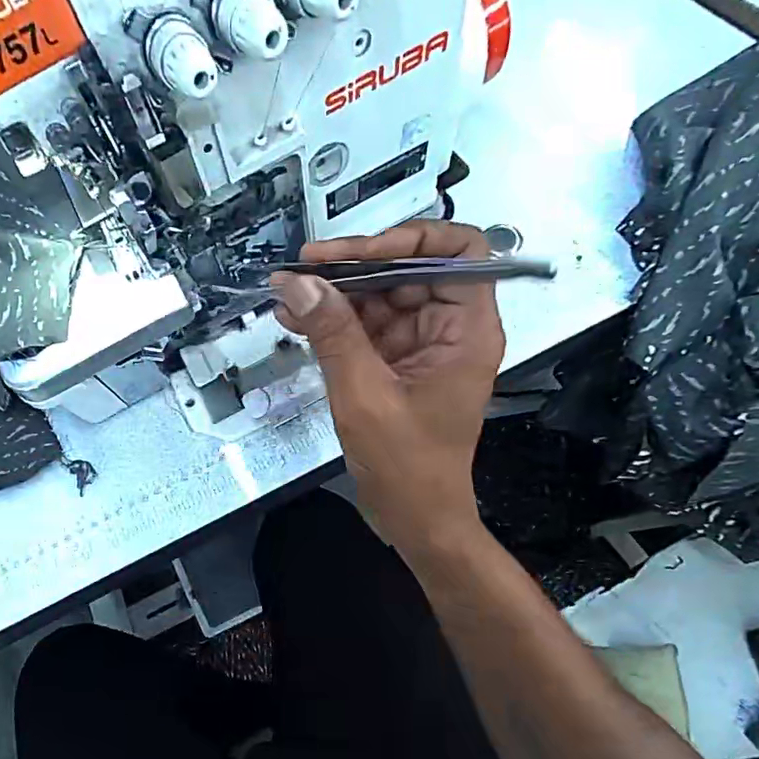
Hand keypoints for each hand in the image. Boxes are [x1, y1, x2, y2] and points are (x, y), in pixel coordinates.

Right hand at [272, 220, 505, 549]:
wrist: (417, 520)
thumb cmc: (410, 470)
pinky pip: (369, 326)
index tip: (361, 251)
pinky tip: (298, 316)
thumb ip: (333, 334)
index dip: (413, 238)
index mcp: (468, 331)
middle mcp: (452, 329)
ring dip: (338, 293)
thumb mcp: (365, 396)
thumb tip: (299, 283)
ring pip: (383, 295)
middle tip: (305, 269)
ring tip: (290, 292)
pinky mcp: (400, 362)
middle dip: (357, 266)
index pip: (460, 250)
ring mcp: (424, 345)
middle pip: (411, 268)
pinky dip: (336, 321)